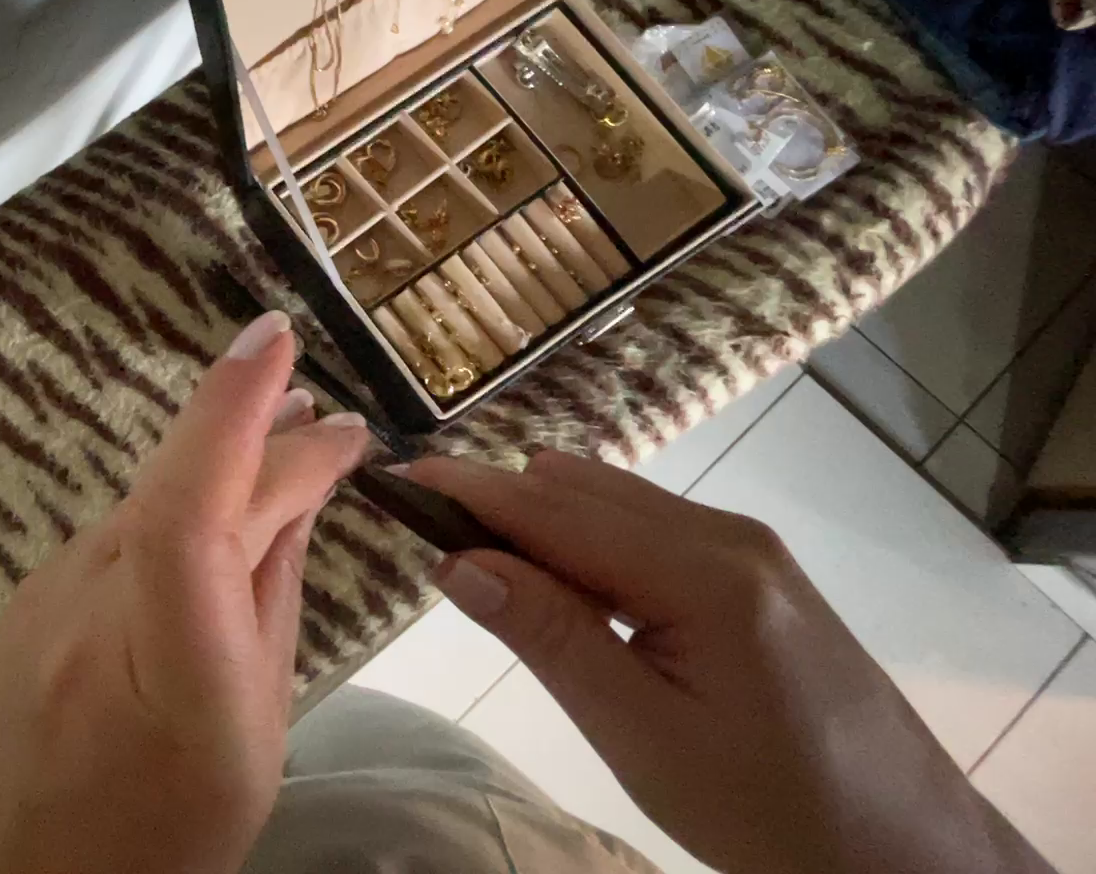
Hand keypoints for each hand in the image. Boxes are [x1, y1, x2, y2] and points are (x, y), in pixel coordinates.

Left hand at [0, 311, 369, 873]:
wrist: (23, 868)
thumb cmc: (165, 827)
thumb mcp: (255, 731)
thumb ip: (272, 601)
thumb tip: (299, 495)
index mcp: (167, 662)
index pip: (188, 510)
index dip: (229, 413)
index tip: (275, 338)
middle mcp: (92, 605)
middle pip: (184, 487)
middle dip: (261, 433)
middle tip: (329, 416)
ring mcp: (52, 587)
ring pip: (158, 498)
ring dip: (225, 465)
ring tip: (291, 432)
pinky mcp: (38, 582)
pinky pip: (130, 525)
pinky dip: (182, 505)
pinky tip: (218, 508)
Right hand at [401, 452, 1051, 873]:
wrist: (916, 861)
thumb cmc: (771, 813)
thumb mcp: (641, 736)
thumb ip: (546, 635)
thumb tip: (454, 561)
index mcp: (703, 574)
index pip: (552, 509)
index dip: (466, 489)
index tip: (396, 477)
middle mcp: (723, 533)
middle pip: (573, 486)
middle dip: (495, 504)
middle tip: (440, 552)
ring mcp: (740, 542)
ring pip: (601, 495)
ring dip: (534, 520)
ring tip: (497, 577)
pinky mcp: (745, 562)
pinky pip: (633, 519)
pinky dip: (577, 535)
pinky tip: (568, 588)